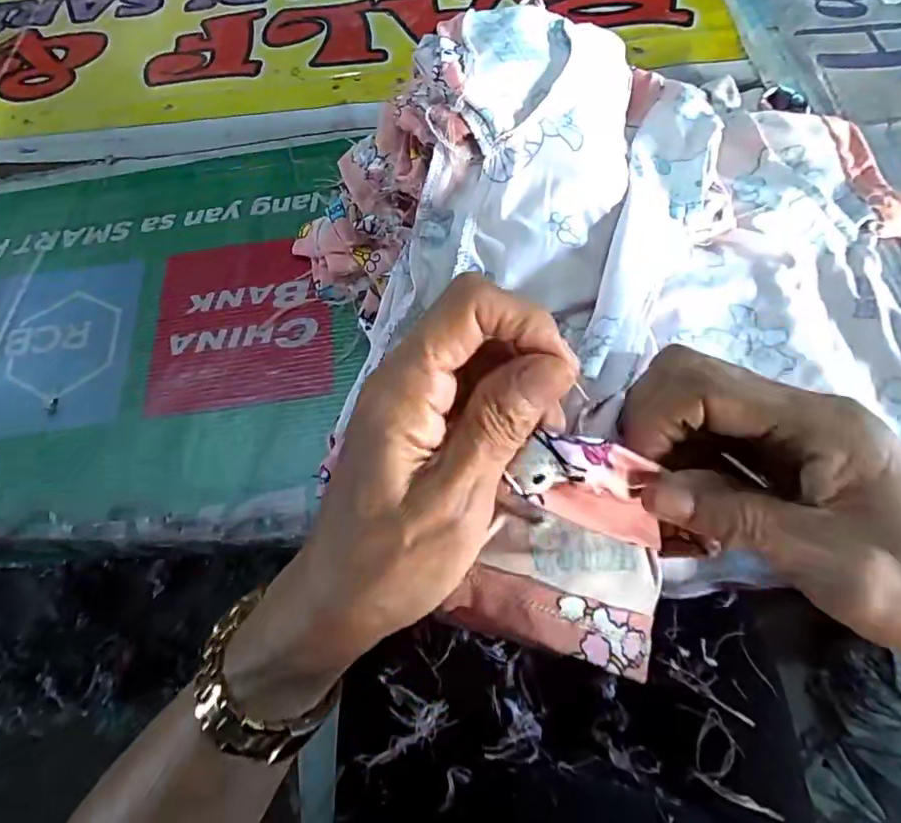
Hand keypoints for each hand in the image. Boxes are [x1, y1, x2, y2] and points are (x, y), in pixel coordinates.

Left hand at [224, 275, 577, 717]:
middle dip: (527, 347)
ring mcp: (407, 393)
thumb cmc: (392, 563)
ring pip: (475, 348)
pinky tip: (517, 441)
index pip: (469, 303)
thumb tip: (553, 362)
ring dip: (518, 375)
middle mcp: (402, 373)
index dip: (525, 321)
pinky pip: (466, 382)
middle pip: (473, 318)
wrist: (338, 596)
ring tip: (542, 433)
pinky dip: (501, 398)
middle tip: (556, 412)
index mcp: (404, 385)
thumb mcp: (456, 501)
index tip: (562, 377)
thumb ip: (499, 425)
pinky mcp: (416, 415)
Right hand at [619, 345, 900, 680]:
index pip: (704, 381)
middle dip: (650, 424)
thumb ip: (735, 517)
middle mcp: (798, 411)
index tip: (641, 475)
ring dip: (664, 448)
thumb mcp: (829, 562)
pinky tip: (687, 509)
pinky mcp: (782, 455)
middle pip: (691, 378)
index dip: (654, 417)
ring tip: (662, 504)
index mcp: (818, 421)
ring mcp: (790, 431)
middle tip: (643, 483)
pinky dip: (684, 467)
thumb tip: (650, 493)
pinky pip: (712, 440)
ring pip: (695, 406)